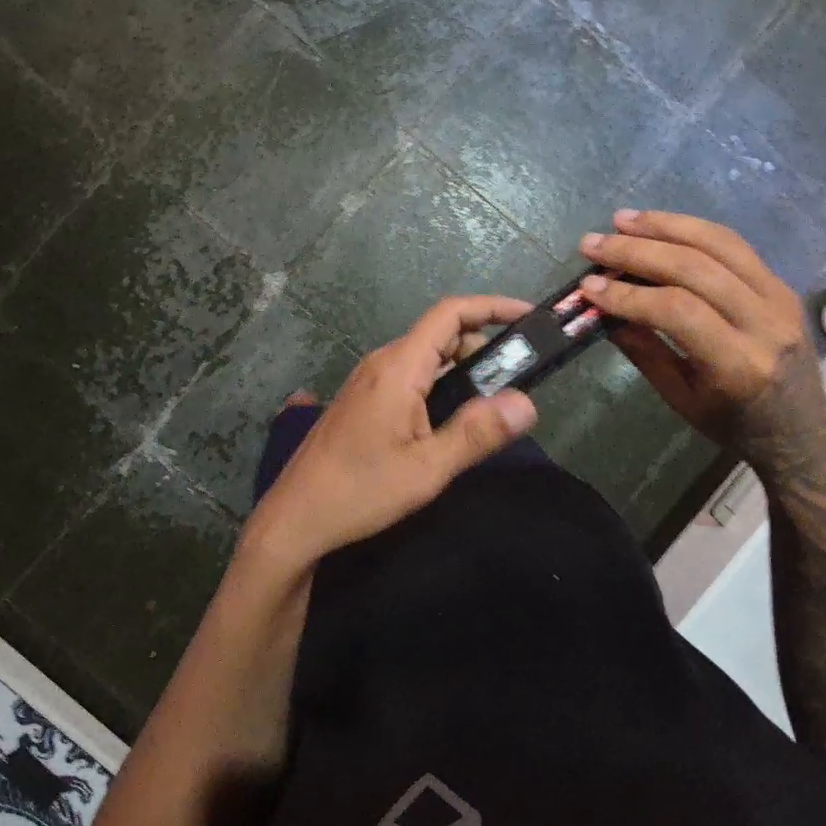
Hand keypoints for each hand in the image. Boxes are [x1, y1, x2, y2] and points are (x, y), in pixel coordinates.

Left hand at [243, 296, 539, 567]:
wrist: (296, 518)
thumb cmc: (361, 491)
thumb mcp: (427, 468)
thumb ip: (478, 433)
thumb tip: (527, 403)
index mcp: (399, 367)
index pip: (451, 314)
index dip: (493, 307)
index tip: (529, 317)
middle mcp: (383, 362)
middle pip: (443, 335)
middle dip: (484, 349)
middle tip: (516, 383)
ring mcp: (370, 380)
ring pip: (428, 359)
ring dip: (463, 372)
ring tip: (490, 409)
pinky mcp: (364, 400)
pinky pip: (412, 377)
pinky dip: (441, 386)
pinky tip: (452, 423)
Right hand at [579, 210, 825, 463]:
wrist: (800, 432)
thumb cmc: (733, 425)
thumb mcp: (681, 399)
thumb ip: (644, 351)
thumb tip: (603, 309)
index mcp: (739, 365)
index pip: (679, 311)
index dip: (630, 293)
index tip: (589, 286)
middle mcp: (765, 324)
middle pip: (697, 268)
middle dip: (639, 251)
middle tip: (594, 244)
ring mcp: (780, 299)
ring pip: (720, 244)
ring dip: (665, 227)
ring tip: (622, 221)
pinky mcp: (782, 285)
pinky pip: (735, 246)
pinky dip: (693, 230)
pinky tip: (660, 226)